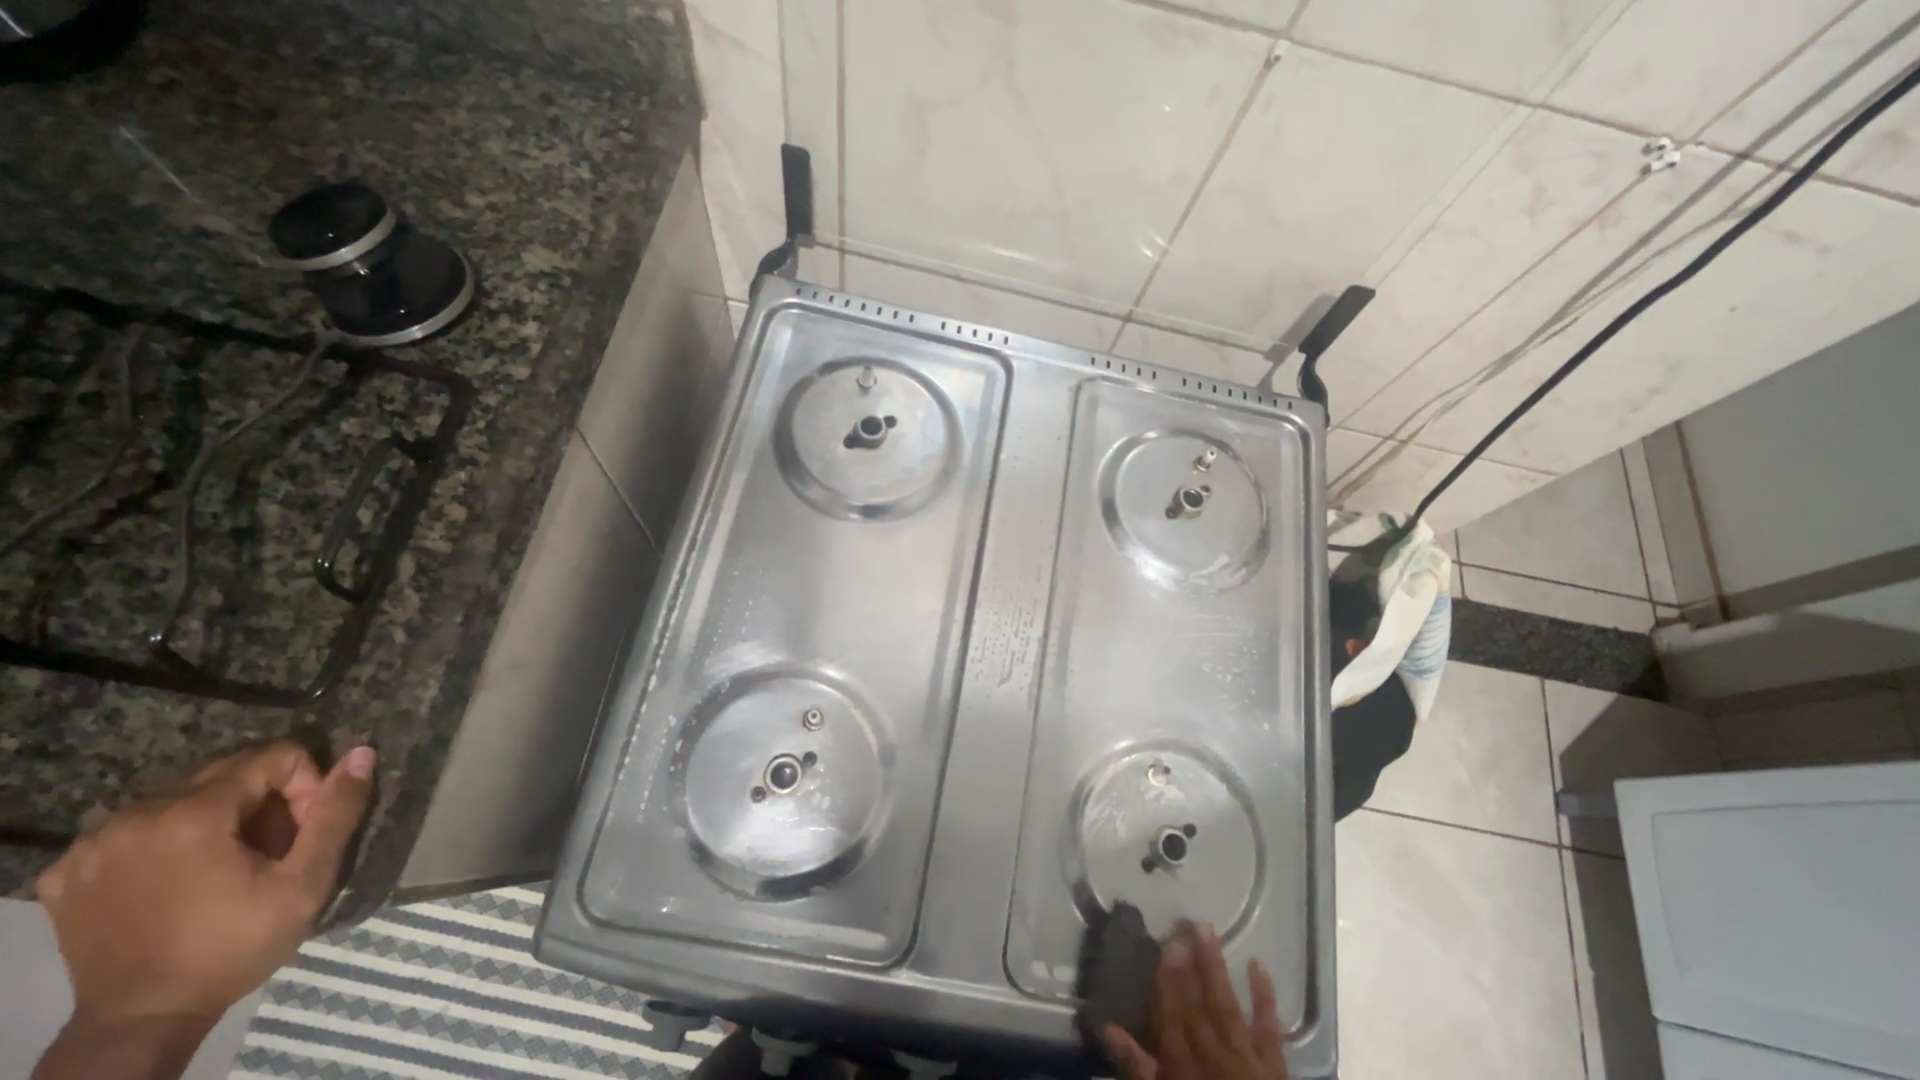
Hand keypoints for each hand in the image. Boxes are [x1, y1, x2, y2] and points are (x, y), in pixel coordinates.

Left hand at [34, 741, 373, 1074]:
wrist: (142, 1020)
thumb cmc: (233, 948)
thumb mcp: (305, 883)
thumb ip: (335, 814)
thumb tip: (361, 753)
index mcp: (194, 812)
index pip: (274, 758)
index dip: (304, 788)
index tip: (300, 837)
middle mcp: (136, 814)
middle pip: (225, 776)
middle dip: (261, 805)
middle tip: (267, 858)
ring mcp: (93, 843)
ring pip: (179, 801)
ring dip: (214, 822)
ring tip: (222, 873)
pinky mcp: (68, 871)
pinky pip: (132, 832)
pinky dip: (161, 845)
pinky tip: (170, 884)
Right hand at [1103, 921, 1289, 1079]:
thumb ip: (1135, 1064)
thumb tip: (1107, 1027)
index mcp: (1181, 1062)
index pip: (1171, 1014)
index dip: (1169, 979)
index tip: (1167, 944)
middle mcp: (1211, 1052)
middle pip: (1198, 1004)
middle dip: (1190, 965)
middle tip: (1184, 924)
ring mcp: (1244, 1054)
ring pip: (1227, 1005)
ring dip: (1216, 968)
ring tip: (1207, 931)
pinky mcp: (1272, 1062)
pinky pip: (1268, 1026)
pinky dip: (1264, 995)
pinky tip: (1257, 963)